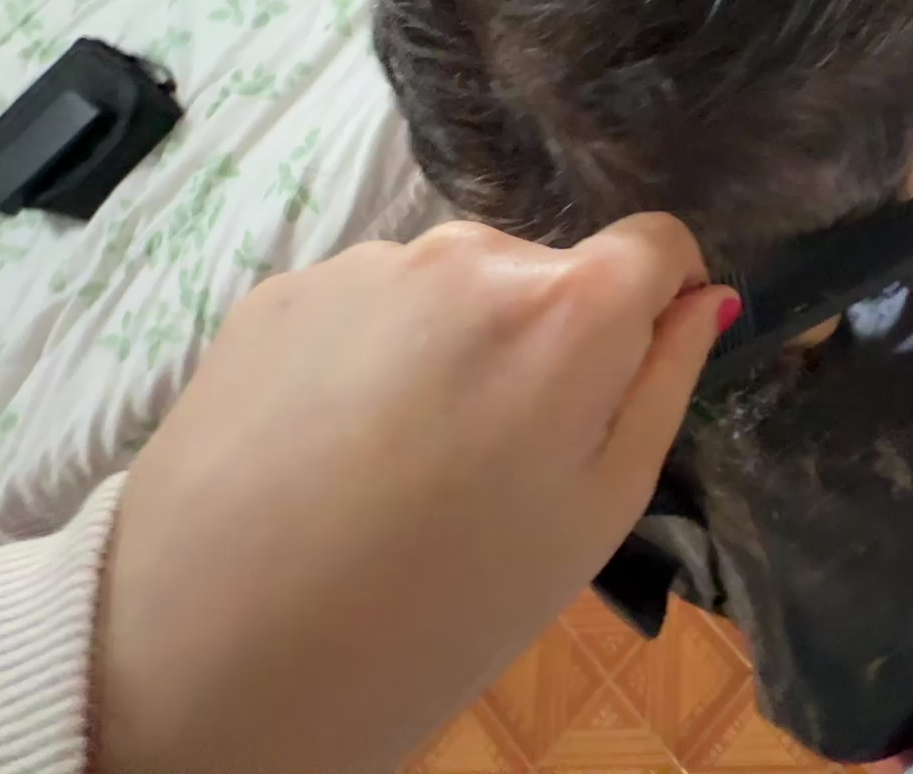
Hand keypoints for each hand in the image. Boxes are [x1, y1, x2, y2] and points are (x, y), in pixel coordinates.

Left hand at [95, 216, 735, 773]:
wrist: (204, 672)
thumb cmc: (458, 597)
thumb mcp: (607, 499)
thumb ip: (670, 376)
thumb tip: (708, 298)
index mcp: (568, 306)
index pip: (658, 240)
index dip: (667, 292)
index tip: (638, 355)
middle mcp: (472, 252)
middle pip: (562, 269)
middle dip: (564, 332)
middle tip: (514, 438)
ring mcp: (368, 263)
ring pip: (471, 283)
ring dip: (475, 338)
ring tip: (420, 443)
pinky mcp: (283, 288)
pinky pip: (386, 297)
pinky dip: (395, 345)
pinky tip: (348, 433)